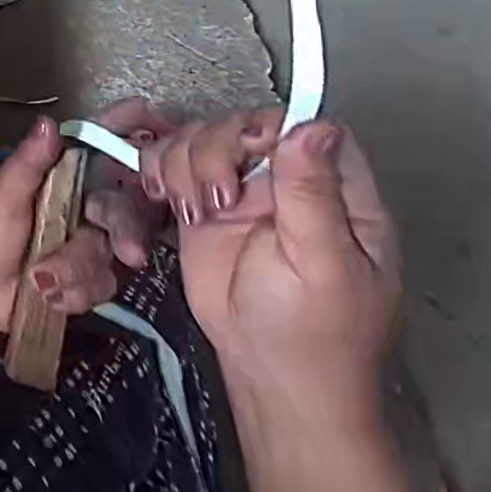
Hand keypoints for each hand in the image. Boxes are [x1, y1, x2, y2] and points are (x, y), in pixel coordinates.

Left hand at [0, 99, 173, 342]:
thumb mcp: (2, 194)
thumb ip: (29, 162)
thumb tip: (48, 122)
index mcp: (60, 176)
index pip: (99, 148)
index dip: (126, 134)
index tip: (153, 120)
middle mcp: (82, 204)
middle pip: (127, 206)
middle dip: (126, 228)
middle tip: (129, 251)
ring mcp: (90, 241)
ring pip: (115, 250)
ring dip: (77, 268)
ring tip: (42, 276)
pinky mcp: (92, 277)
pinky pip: (104, 283)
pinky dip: (75, 290)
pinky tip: (47, 291)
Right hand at [152, 113, 401, 424]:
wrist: (265, 366)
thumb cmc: (313, 328)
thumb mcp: (322, 264)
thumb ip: (313, 195)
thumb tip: (317, 128)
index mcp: (335, 192)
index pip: (305, 126)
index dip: (270, 126)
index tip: (248, 150)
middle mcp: (284, 181)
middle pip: (238, 124)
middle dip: (212, 153)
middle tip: (214, 201)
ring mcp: (238, 189)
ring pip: (195, 137)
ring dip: (181, 166)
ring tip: (191, 211)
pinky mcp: (197, 201)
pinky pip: (167, 161)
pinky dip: (156, 170)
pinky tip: (165, 199)